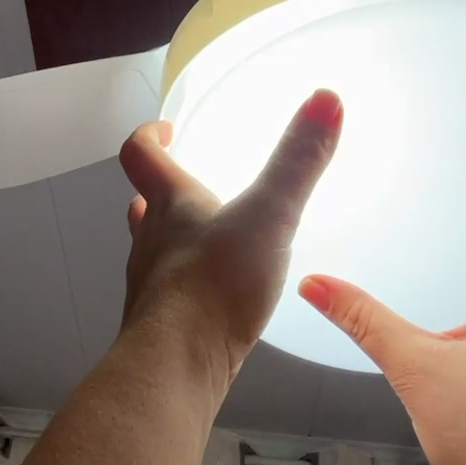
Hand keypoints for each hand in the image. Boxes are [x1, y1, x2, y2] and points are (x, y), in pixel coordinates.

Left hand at [118, 89, 342, 386]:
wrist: (178, 367)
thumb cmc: (216, 283)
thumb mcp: (268, 216)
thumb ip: (297, 163)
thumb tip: (326, 97)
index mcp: (168, 205)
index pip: (138, 155)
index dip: (149, 138)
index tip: (166, 130)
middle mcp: (151, 240)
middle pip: (144, 204)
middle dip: (163, 191)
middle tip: (192, 186)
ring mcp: (151, 285)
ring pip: (154, 248)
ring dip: (173, 236)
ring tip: (210, 237)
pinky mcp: (163, 325)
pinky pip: (172, 291)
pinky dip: (189, 281)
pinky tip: (218, 295)